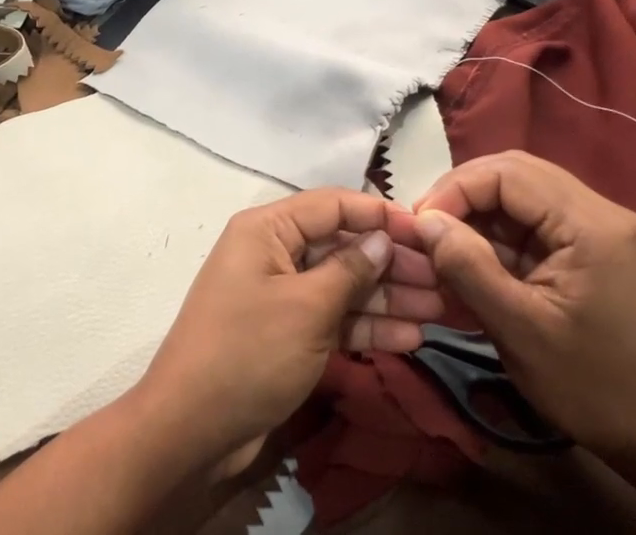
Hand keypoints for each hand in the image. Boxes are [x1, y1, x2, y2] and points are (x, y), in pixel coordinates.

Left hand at [133, 189, 442, 467]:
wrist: (193, 430)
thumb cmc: (249, 353)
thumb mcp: (306, 308)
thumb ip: (350, 270)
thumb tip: (382, 239)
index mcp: (266, 230)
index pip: (332, 205)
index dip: (380, 216)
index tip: (429, 232)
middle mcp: (272, 254)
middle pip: (341, 246)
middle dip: (391, 263)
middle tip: (442, 280)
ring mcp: (280, 296)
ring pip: (342, 285)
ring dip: (387, 298)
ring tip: (439, 310)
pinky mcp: (287, 334)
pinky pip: (333, 318)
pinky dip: (367, 326)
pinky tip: (410, 338)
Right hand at [411, 151, 635, 457]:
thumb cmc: (591, 387)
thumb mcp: (519, 331)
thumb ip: (469, 268)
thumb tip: (423, 221)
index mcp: (593, 226)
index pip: (510, 173)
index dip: (456, 189)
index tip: (420, 225)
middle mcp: (604, 212)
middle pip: (518, 173)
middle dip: (464, 194)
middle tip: (427, 229)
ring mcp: (604, 228)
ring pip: (525, 194)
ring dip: (480, 214)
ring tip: (444, 245)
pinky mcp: (597, 248)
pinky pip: (538, 221)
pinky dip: (501, 234)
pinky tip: (475, 259)